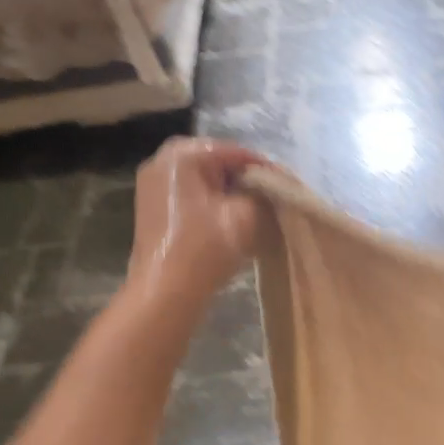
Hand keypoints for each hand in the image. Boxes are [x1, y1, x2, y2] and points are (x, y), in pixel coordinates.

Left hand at [124, 138, 269, 309]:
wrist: (165, 292)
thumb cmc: (206, 249)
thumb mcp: (246, 216)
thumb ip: (264, 192)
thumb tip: (273, 187)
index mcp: (183, 155)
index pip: (238, 152)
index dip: (268, 170)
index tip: (290, 188)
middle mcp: (162, 160)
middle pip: (219, 162)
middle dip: (247, 180)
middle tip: (274, 199)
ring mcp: (153, 184)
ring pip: (205, 179)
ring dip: (231, 192)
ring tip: (257, 211)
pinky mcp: (153, 206)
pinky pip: (192, 194)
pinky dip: (213, 202)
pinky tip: (230, 220)